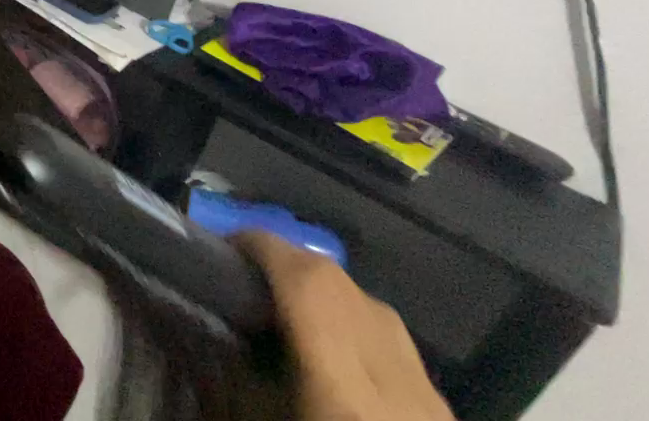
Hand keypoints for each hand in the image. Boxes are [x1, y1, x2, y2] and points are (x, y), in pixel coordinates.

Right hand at [236, 232, 454, 420]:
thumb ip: (236, 389)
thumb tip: (206, 333)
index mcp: (344, 391)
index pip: (308, 283)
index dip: (262, 248)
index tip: (222, 246)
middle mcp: (394, 382)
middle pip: (342, 286)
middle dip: (286, 263)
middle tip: (240, 275)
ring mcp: (428, 400)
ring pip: (374, 310)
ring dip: (322, 292)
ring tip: (279, 307)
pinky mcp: (442, 416)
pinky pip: (392, 346)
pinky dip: (353, 327)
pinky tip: (328, 356)